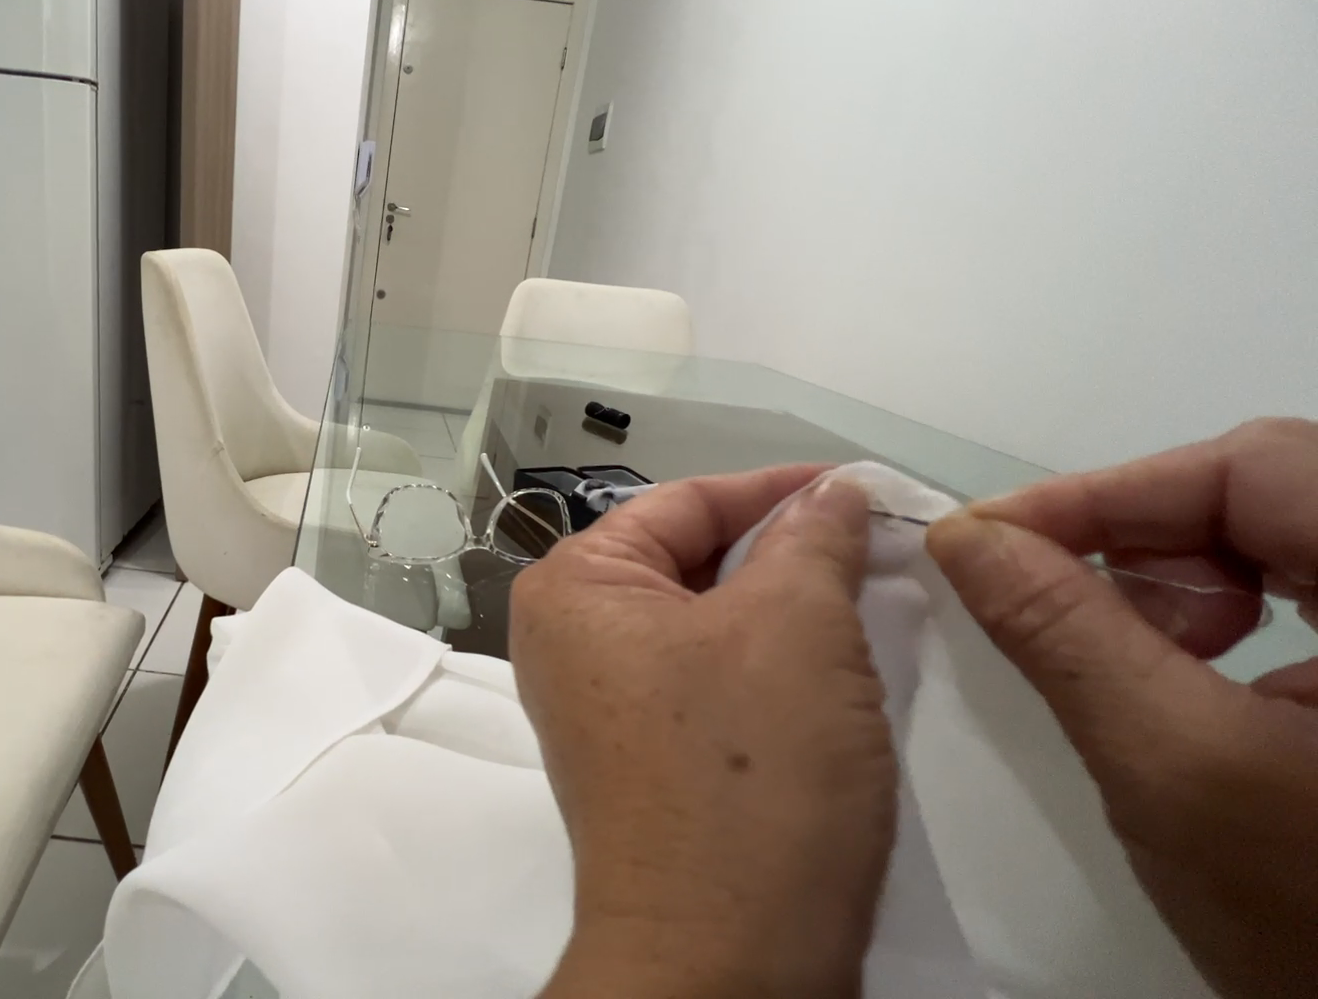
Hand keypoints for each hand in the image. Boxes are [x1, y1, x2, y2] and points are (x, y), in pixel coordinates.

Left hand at [512, 465, 890, 998]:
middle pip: (683, 557)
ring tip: (860, 590)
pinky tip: (822, 658)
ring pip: (697, 616)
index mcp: (572, 584)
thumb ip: (810, 539)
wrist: (720, 954)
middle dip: (775, 547)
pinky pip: (696, 670)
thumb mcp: (794, 627)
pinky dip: (758, 655)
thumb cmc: (747, 772)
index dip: (773, 487)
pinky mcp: (631, 743)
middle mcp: (565, 630)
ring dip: (774, 602)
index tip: (856, 483)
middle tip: (869, 538)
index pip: (680, 503)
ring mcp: (593, 692)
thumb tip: (830, 489)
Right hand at [926, 417, 1317, 998]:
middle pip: (1267, 490)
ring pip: (1276, 534)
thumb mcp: (1173, 765)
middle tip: (1043, 593)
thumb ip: (1062, 633)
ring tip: (1120, 646)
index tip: (988, 540)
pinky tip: (1176, 665)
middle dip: (1132, 537)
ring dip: (1167, 575)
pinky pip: (1298, 586)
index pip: (1259, 468)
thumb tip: (960, 536)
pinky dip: (1205, 609)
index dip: (1107, 491)